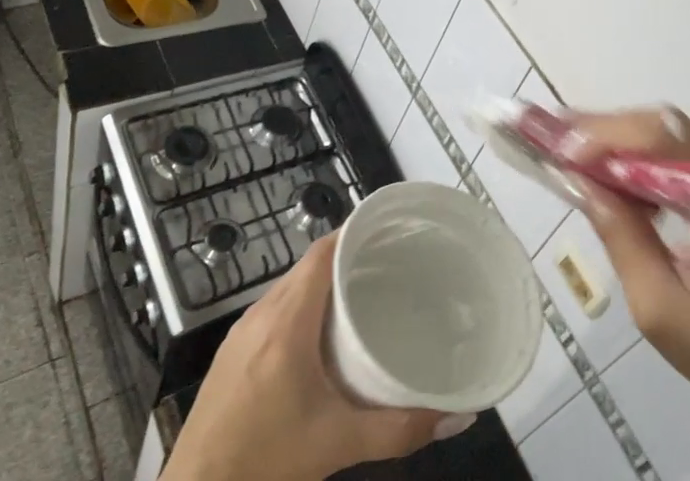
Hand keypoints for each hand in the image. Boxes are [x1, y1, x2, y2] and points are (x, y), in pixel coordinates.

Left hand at [159, 235, 465, 480]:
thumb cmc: (267, 458)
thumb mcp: (340, 442)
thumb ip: (400, 429)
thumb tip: (457, 416)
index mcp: (286, 323)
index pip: (320, 254)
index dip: (353, 234)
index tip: (389, 232)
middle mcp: (260, 316)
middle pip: (307, 268)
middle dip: (347, 259)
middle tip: (392, 266)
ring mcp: (241, 334)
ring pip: (288, 289)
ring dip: (324, 284)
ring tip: (365, 294)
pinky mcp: (232, 353)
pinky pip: (274, 310)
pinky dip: (303, 307)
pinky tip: (324, 334)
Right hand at [566, 109, 689, 426]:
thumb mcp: (663, 314)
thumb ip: (623, 240)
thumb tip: (583, 183)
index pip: (661, 142)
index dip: (603, 133)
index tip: (556, 143)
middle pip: (669, 133)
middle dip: (608, 134)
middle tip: (555, 144)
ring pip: (683, 147)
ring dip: (631, 153)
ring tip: (580, 166)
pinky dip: (660, 171)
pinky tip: (632, 191)